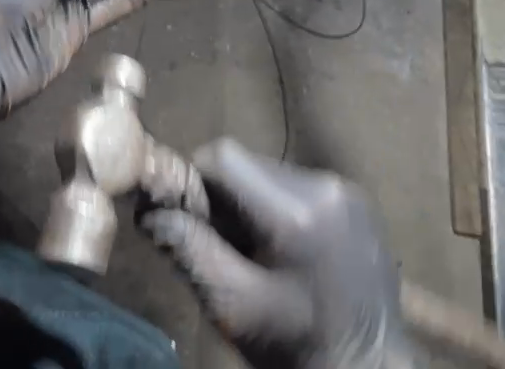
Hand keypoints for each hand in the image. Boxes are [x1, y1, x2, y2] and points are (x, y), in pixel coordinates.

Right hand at [143, 139, 420, 368]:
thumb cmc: (295, 347)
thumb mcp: (231, 305)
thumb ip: (187, 248)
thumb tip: (146, 208)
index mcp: (296, 212)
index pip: (224, 157)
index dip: (195, 181)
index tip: (187, 218)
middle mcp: (325, 186)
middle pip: (247, 164)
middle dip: (223, 197)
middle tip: (221, 245)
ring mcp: (347, 191)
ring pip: (270, 173)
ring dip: (250, 201)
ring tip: (255, 252)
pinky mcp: (358, 201)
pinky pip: (299, 185)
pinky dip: (279, 207)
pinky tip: (286, 249)